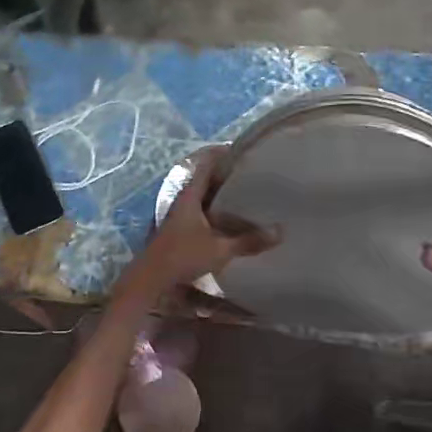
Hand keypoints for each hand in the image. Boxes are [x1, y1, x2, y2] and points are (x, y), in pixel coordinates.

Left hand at [128, 147, 277, 292]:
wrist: (151, 280)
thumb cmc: (183, 257)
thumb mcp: (220, 249)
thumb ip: (249, 241)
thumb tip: (279, 232)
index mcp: (189, 196)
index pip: (206, 164)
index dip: (222, 154)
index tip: (243, 152)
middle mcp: (183, 201)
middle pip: (206, 180)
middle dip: (226, 176)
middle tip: (251, 175)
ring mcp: (180, 216)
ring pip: (204, 198)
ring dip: (221, 195)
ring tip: (246, 195)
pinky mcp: (180, 231)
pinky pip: (202, 213)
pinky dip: (216, 212)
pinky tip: (231, 221)